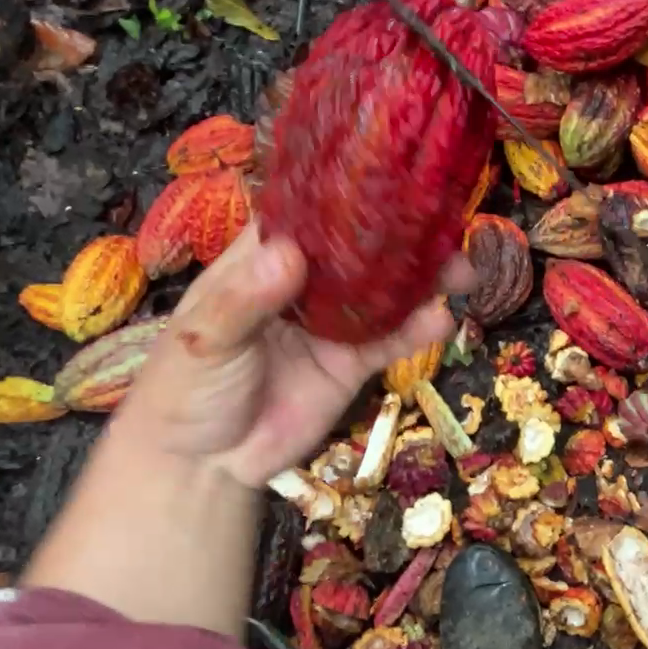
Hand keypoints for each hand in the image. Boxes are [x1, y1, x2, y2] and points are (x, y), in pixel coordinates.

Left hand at [115, 223, 474, 487]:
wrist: (205, 465)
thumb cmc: (184, 388)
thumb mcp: (204, 340)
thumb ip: (245, 300)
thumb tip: (291, 254)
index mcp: (261, 264)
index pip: (308, 220)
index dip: (348, 199)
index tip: (394, 183)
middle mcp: (307, 287)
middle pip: (364, 254)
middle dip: (407, 242)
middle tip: (448, 236)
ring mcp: (336, 326)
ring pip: (390, 295)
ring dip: (427, 283)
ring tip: (463, 275)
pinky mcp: (357, 363)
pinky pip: (395, 342)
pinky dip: (421, 332)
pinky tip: (442, 323)